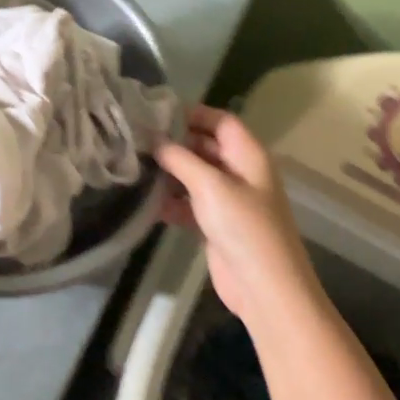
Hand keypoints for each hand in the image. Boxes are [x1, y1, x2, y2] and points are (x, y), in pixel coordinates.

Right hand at [156, 106, 316, 324]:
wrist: (264, 287)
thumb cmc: (243, 226)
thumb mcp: (210, 185)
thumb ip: (180, 158)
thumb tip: (154, 140)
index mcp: (248, 155)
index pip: (220, 121)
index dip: (192, 113)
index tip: (155, 113)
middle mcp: (240, 172)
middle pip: (205, 146)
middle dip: (174, 142)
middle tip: (137, 139)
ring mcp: (229, 200)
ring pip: (194, 175)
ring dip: (169, 172)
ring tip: (135, 166)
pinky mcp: (216, 224)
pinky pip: (190, 203)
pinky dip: (171, 201)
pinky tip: (146, 202)